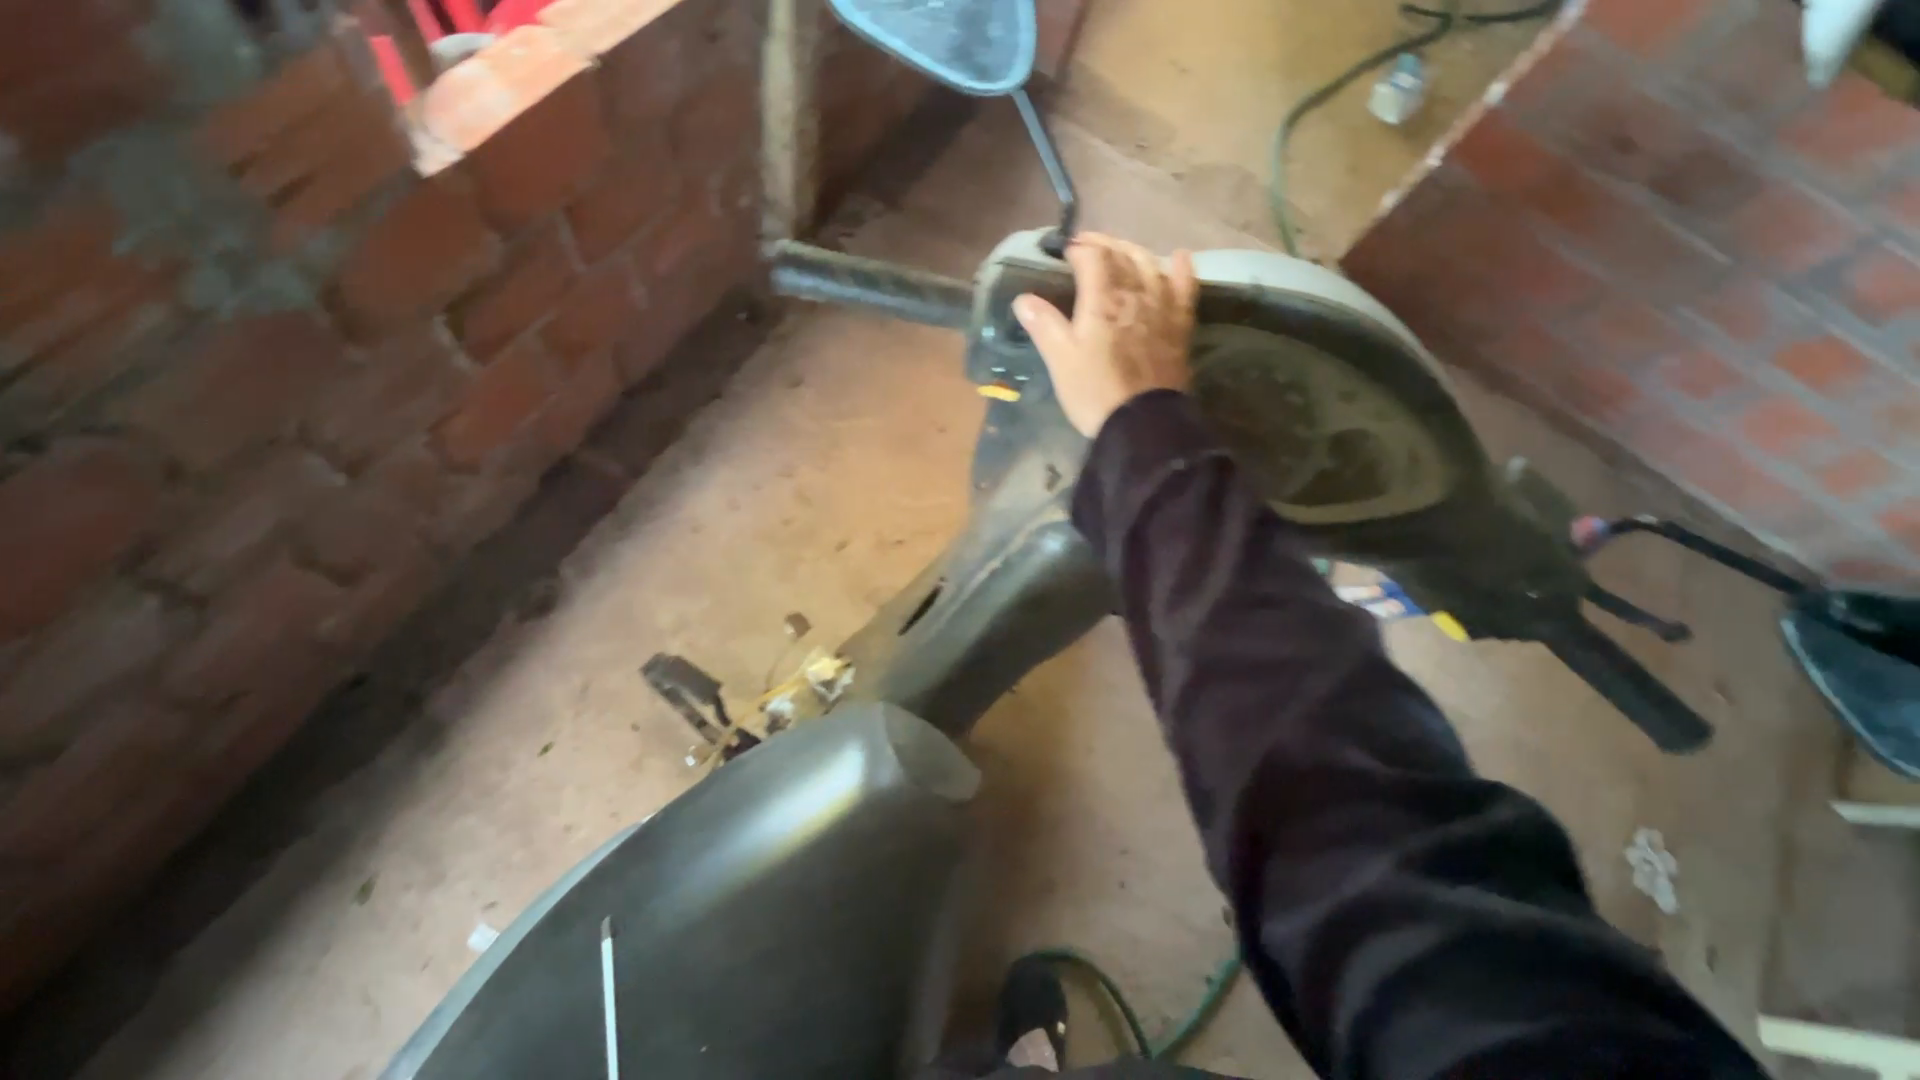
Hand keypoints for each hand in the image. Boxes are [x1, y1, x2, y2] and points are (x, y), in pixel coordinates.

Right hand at [1011, 233, 1198, 436]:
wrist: (1143, 423)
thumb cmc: (1095, 392)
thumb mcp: (1060, 361)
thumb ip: (1044, 325)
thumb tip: (1024, 298)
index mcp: (1102, 300)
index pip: (1093, 258)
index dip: (1079, 249)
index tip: (1066, 252)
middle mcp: (1135, 294)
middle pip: (1122, 255)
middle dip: (1104, 244)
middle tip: (1089, 245)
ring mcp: (1162, 308)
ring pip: (1151, 265)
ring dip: (1135, 251)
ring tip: (1122, 250)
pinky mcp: (1180, 326)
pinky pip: (1185, 288)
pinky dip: (1183, 269)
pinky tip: (1180, 257)